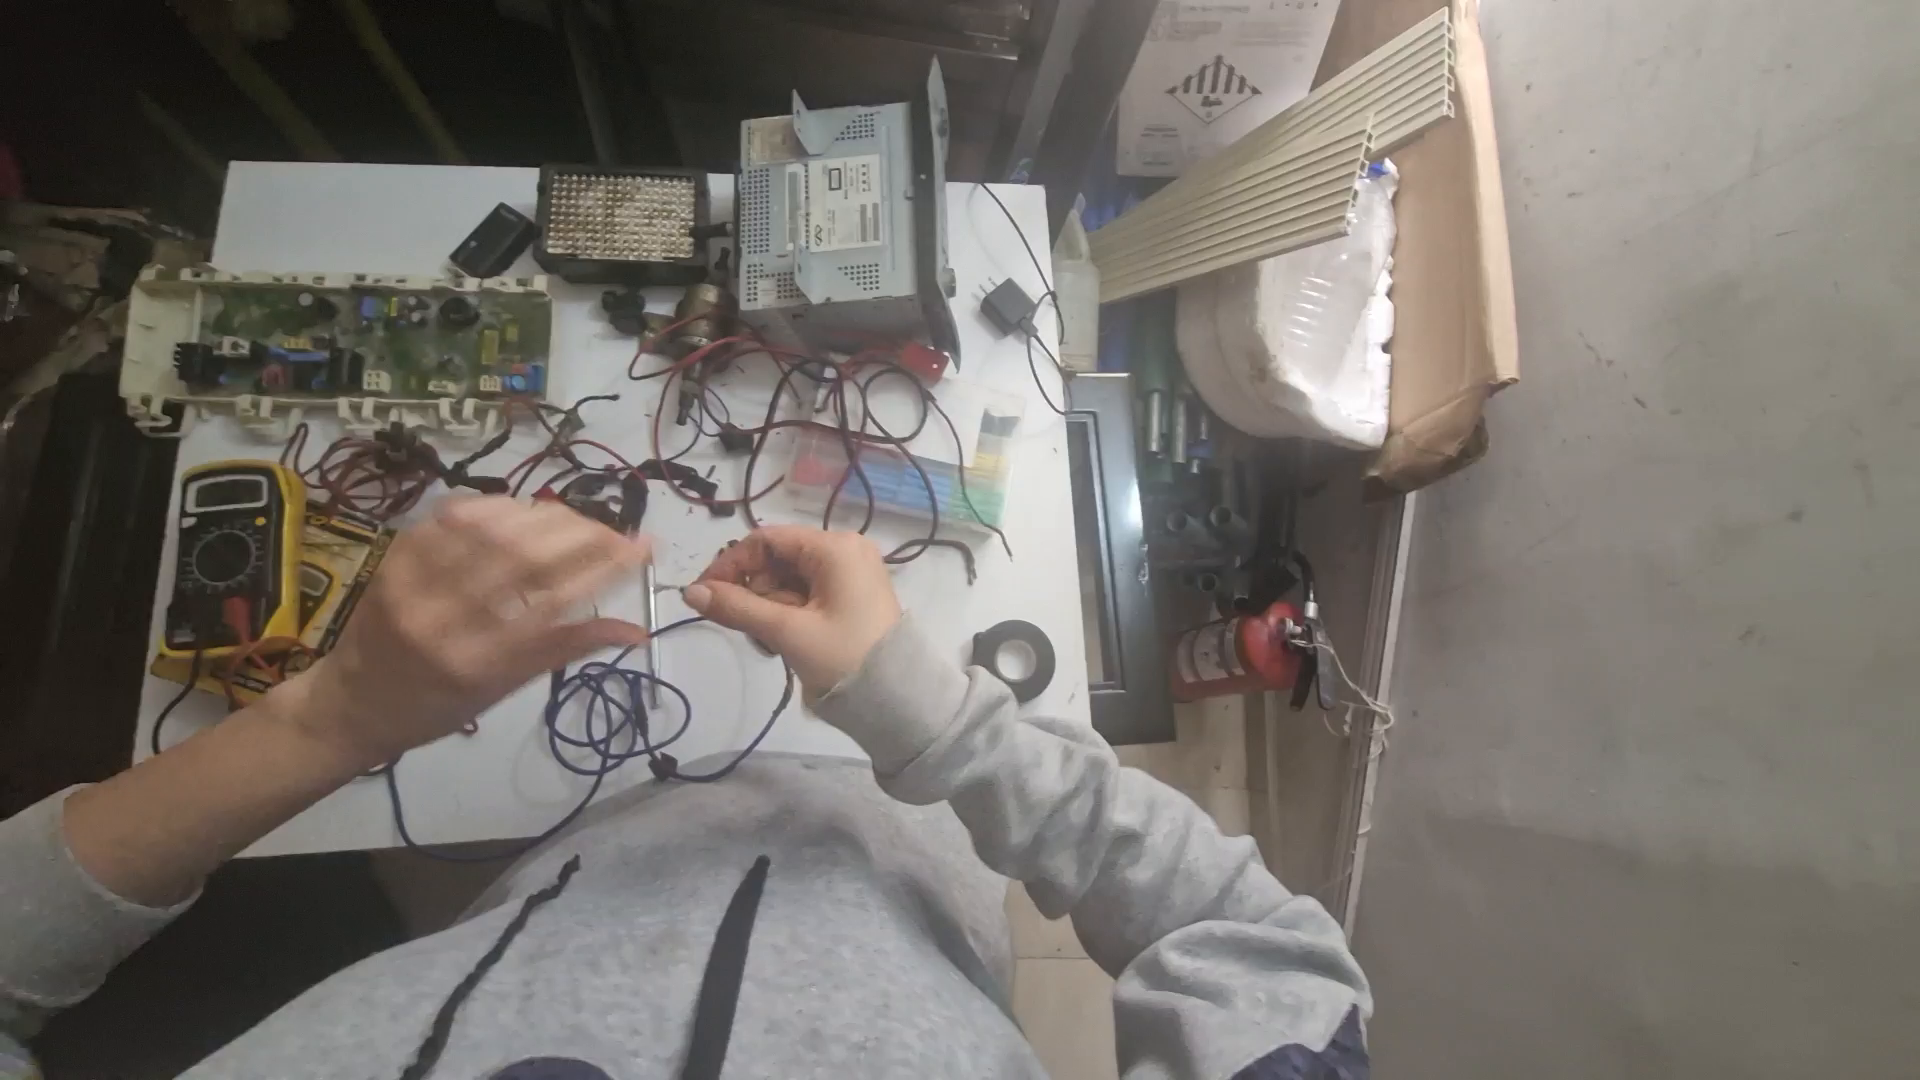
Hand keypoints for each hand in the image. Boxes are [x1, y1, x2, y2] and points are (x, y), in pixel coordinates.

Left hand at [287, 496, 650, 770]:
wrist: (349, 702)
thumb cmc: (438, 706)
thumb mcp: (507, 687)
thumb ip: (570, 649)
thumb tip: (638, 630)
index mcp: (474, 660)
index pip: (554, 601)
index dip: (606, 568)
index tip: (644, 549)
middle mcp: (441, 616)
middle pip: (526, 555)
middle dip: (586, 535)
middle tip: (620, 534)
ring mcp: (411, 579)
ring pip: (495, 527)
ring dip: (552, 517)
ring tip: (584, 524)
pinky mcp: (395, 554)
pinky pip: (456, 514)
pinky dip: (504, 505)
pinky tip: (531, 512)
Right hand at [685, 525, 900, 695]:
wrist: (898, 698)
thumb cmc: (843, 658)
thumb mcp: (787, 632)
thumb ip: (737, 607)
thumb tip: (690, 592)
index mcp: (835, 547)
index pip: (767, 540)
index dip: (731, 565)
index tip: (704, 596)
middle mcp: (846, 550)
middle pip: (778, 559)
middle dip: (757, 593)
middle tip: (754, 630)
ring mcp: (852, 572)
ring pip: (790, 579)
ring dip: (772, 607)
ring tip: (776, 642)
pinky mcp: (854, 595)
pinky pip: (809, 593)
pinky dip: (791, 613)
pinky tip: (789, 640)